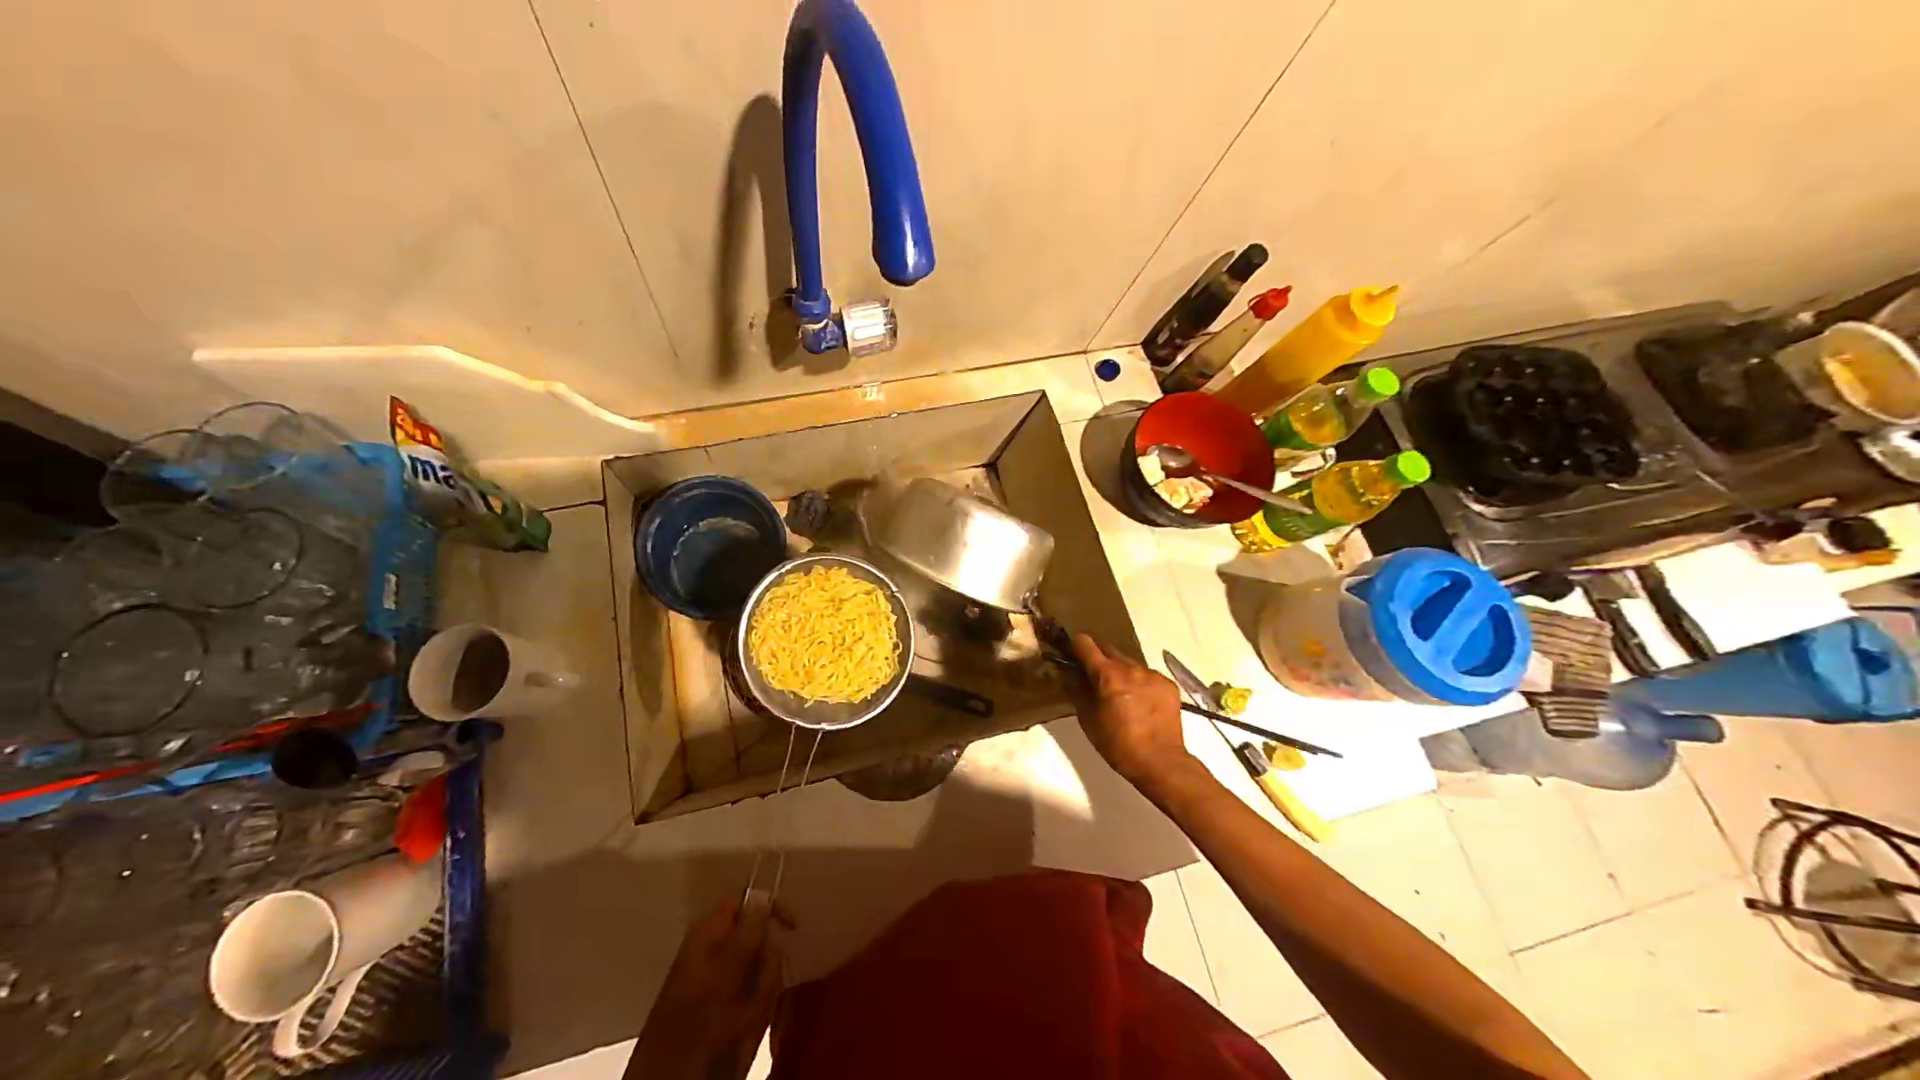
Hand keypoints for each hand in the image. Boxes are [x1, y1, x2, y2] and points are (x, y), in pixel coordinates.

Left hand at [626, 895, 787, 1079]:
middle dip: (766, 967)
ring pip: (764, 971)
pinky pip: (760, 999)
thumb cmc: (694, 1028)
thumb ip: (745, 935)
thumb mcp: (723, 976)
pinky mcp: (731, 1012)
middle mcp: (715, 954)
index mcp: (707, 937)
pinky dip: (759, 1013)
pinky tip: (743, 1031)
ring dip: (762, 995)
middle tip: (755, 994)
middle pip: (760, 940)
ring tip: (744, 1020)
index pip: (743, 902)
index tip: (792, 926)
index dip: (768, 908)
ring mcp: (723, 985)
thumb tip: (764, 895)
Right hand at [1070, 634, 1193, 785]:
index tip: (1072, 654)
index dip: (1076, 646)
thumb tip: (1070, 675)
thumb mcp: (1088, 720)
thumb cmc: (1118, 745)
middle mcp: (1131, 668)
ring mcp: (1152, 674)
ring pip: (1129, 663)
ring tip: (1121, 694)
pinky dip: (1140, 683)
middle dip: (1099, 659)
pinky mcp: (1168, 684)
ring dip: (1121, 672)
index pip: (1085, 644)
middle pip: (1109, 649)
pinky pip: (1148, 675)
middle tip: (1095, 678)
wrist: (1160, 762)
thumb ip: (1077, 692)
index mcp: (1108, 675)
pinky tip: (1141, 703)